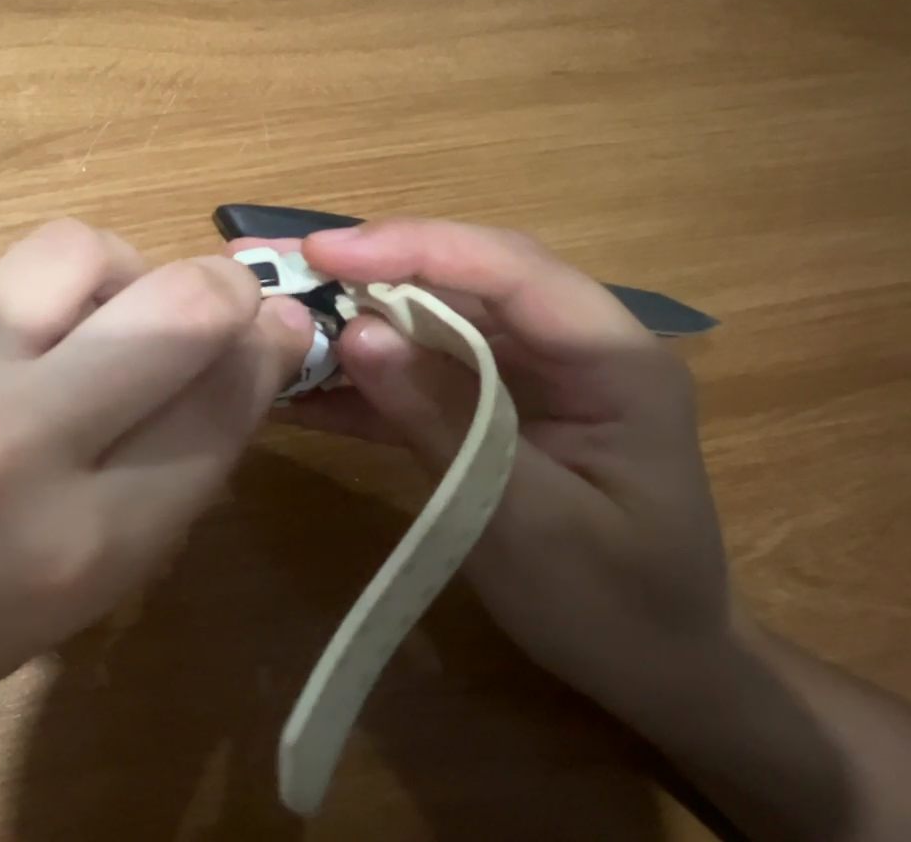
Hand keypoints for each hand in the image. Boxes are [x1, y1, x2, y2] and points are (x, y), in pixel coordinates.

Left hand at [0, 219, 314, 726]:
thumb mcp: (99, 579)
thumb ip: (184, 462)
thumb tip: (259, 346)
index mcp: (80, 535)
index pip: (217, 406)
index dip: (267, 352)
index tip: (278, 329)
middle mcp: (8, 438)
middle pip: (168, 307)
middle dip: (220, 290)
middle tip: (214, 305)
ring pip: (76, 248)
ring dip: (121, 274)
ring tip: (101, 324)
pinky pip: (0, 276)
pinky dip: (35, 303)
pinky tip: (8, 353)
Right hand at [229, 220, 732, 717]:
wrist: (649, 662)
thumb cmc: (614, 602)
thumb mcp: (528, 520)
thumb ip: (446, 421)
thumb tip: (357, 335)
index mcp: (609, 357)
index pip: (509, 270)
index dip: (414, 248)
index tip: (323, 253)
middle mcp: (560, 345)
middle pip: (453, 280)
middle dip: (360, 268)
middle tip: (269, 264)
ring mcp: (514, 374)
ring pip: (419, 320)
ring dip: (340, 316)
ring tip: (262, 307)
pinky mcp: (474, 405)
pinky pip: (405, 375)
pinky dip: (347, 379)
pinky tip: (288, 385)